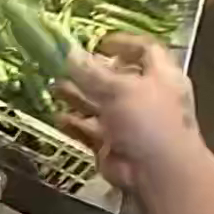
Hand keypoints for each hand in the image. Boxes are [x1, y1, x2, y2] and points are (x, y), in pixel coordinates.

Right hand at [55, 33, 210, 195]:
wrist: (155, 171)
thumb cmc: (148, 120)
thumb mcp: (120, 88)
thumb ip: (92, 72)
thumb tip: (69, 52)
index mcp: (158, 76)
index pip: (144, 51)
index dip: (123, 44)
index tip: (99, 42)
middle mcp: (144, 98)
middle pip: (114, 79)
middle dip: (89, 72)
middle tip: (64, 65)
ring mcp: (126, 123)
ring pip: (98, 105)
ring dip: (76, 96)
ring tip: (54, 87)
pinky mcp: (110, 146)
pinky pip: (89, 131)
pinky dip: (74, 124)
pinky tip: (58, 117)